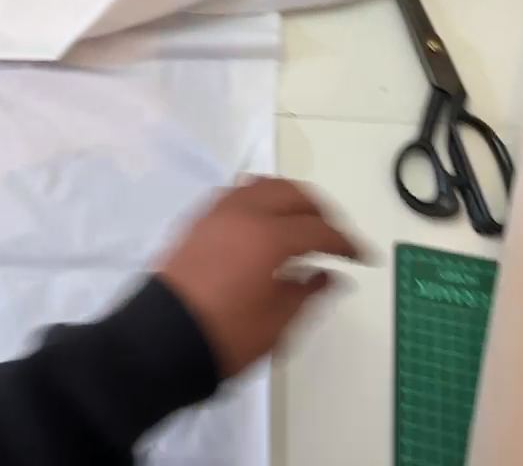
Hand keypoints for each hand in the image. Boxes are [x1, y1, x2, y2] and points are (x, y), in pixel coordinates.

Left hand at [156, 177, 365, 377]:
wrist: (161, 338)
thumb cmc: (225, 336)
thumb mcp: (277, 325)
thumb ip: (308, 293)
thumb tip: (329, 274)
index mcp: (268, 237)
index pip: (319, 230)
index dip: (346, 242)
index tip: (361, 256)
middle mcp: (244, 212)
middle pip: (293, 193)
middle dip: (320, 211)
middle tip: (334, 237)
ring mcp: (217, 211)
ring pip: (264, 185)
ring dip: (289, 198)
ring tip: (302, 224)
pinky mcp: (199, 218)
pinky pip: (238, 192)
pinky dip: (260, 198)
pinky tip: (265, 222)